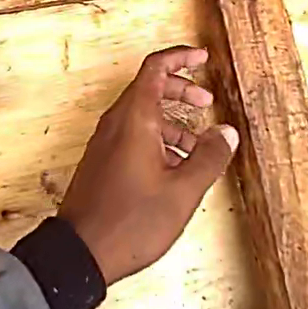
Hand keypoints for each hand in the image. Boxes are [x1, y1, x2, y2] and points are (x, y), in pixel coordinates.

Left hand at [58, 46, 238, 283]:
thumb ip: (208, 158)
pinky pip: (132, 134)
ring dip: (171, 119)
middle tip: (206, 102)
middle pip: (149, 87)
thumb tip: (227, 132)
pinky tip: (176, 166)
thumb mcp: (182, 191)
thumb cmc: (131, 220)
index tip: (202, 56)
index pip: (155, 68)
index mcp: (135, 118)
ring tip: (199, 144)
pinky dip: (157, 137)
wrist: (80, 252)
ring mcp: (106, 141)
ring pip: (142, 113)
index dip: (180, 57)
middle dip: (181, 89)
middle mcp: (117, 122)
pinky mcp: (103, 159)